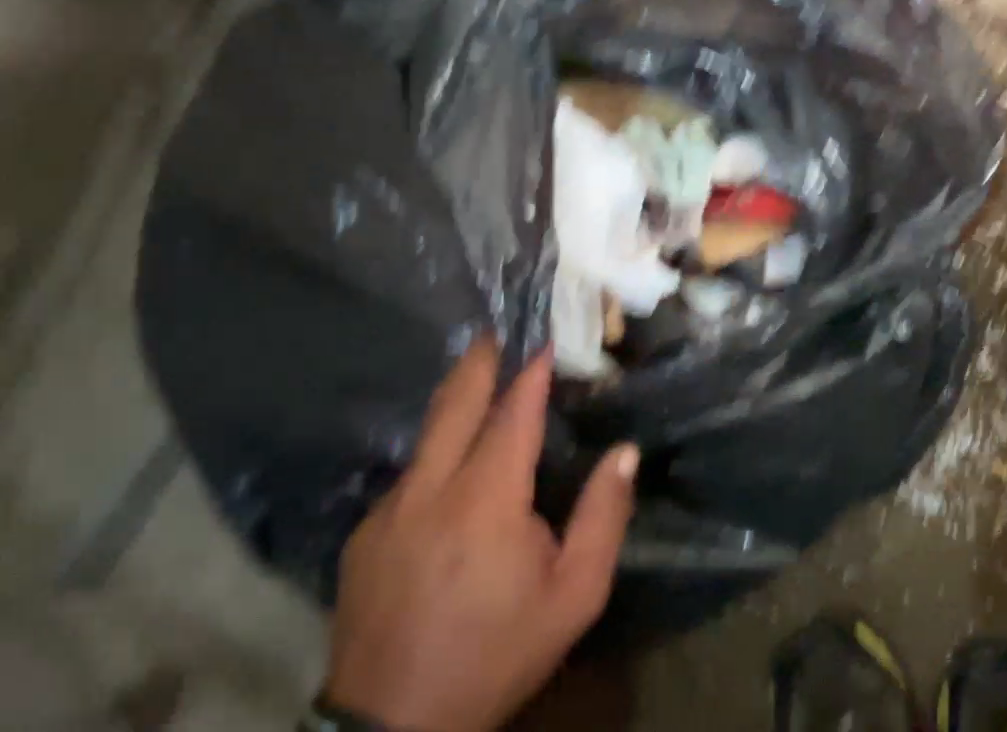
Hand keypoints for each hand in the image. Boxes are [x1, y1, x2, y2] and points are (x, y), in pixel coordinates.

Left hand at [322, 341, 637, 731]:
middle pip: (452, 406)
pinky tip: (456, 464)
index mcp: (485, 501)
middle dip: (478, 363)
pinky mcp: (364, 537)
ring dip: (456, 402)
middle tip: (498, 331)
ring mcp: (388, 513)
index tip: (546, 338)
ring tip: (482, 379)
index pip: (511, 415)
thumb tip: (624, 453)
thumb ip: (603, 516)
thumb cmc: (499, 650)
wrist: (393, 725)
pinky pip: (410, 476)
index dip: (530, 372)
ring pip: (426, 438)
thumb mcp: (575, 593)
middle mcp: (428, 492)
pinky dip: (438, 451)